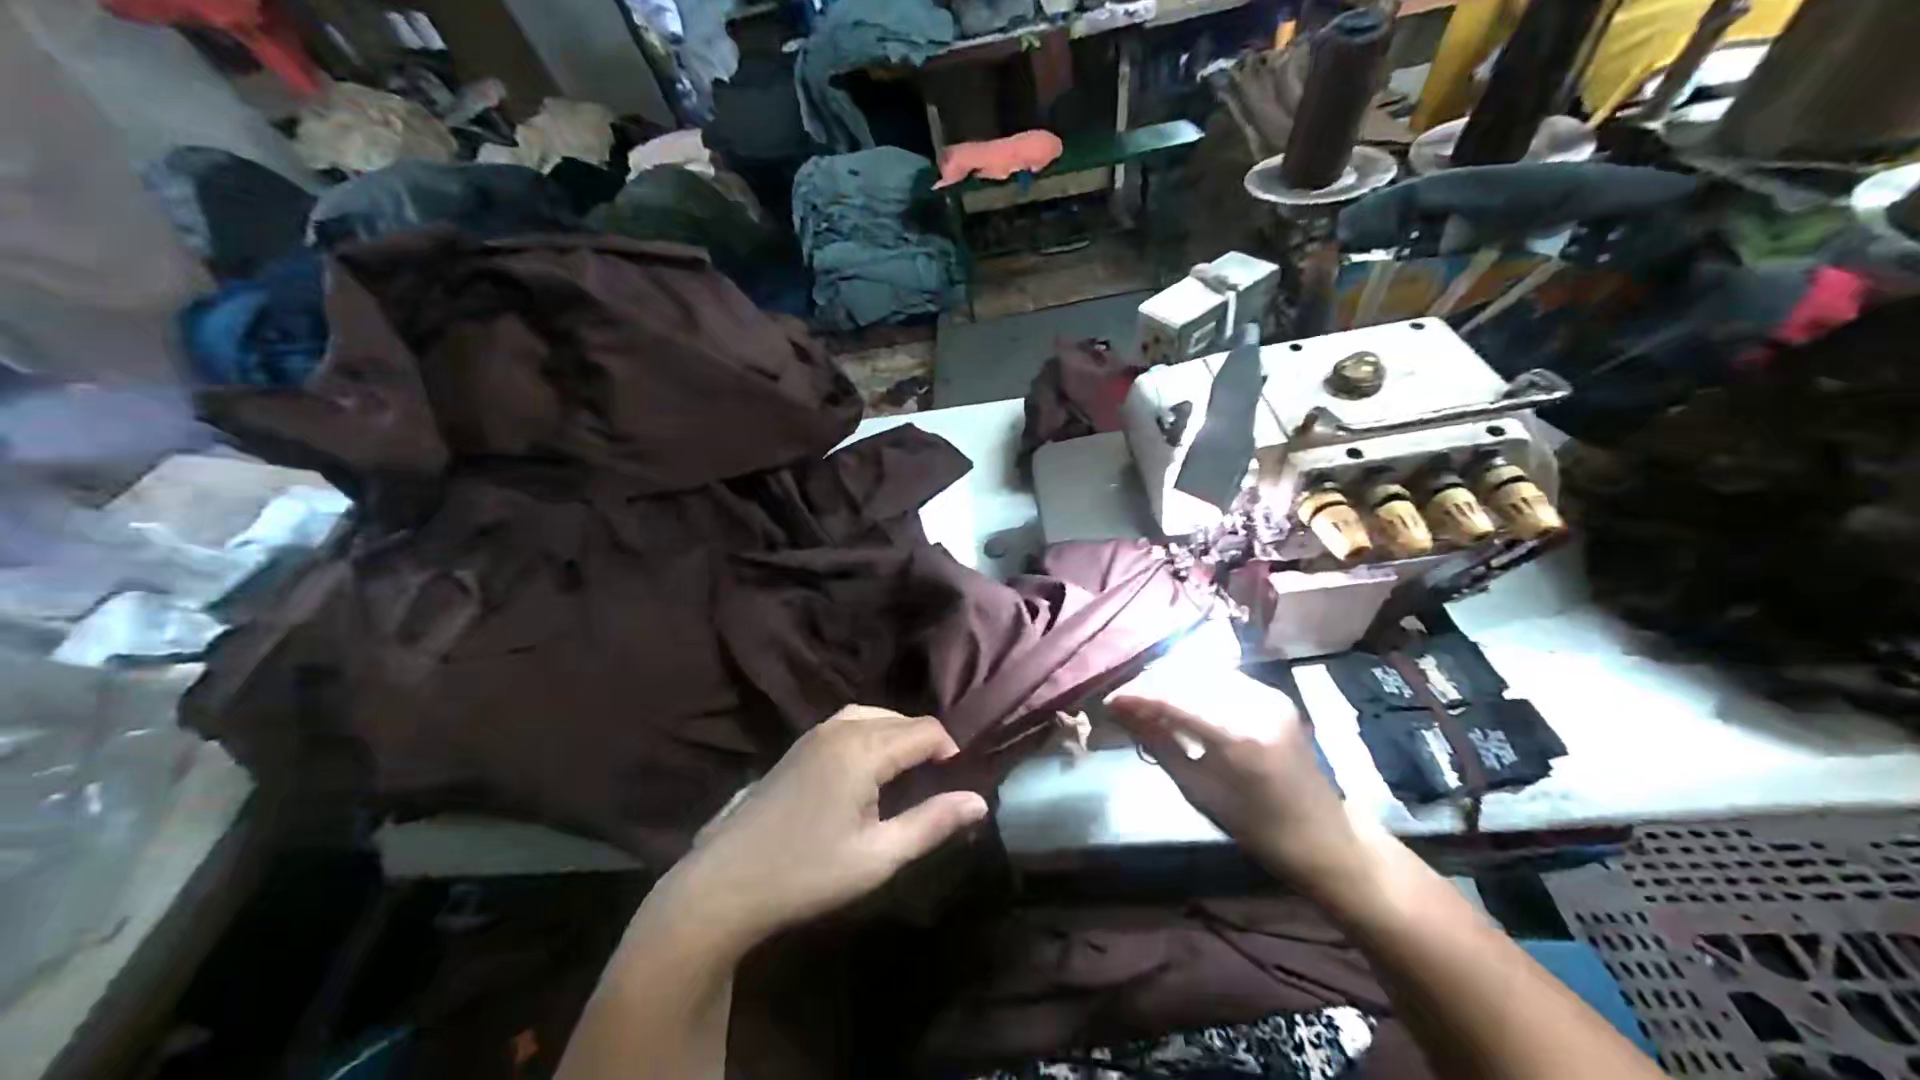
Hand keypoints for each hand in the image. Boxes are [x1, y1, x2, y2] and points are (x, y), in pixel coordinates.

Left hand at [662, 705, 989, 951]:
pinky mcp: (798, 746)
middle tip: (935, 787)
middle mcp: (840, 728)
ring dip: (898, 737)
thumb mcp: (878, 856)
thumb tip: (979, 801)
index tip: (956, 786)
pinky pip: (849, 724)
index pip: (926, 730)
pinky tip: (869, 772)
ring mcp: (814, 734)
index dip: (950, 753)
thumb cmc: (807, 873)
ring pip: (874, 716)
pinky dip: (872, 736)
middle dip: (926, 745)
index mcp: (863, 749)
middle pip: (901, 719)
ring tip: (907, 777)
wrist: (724, 883)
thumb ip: (932, 823)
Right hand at [1107, 690, 1375, 903]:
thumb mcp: (1198, 790)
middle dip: (1152, 685)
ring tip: (1148, 701)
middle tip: (1124, 703)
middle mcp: (1255, 703)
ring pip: (1205, 672)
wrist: (1323, 836)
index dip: (1136, 696)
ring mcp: (1269, 695)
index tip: (1109, 702)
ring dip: (1173, 682)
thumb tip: (1121, 713)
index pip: (1173, 698)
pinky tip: (1180, 700)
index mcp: (1238, 734)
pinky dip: (1196, 684)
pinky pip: (1223, 679)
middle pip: (1188, 676)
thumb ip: (1159, 744)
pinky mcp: (1274, 696)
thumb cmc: (1256, 827)